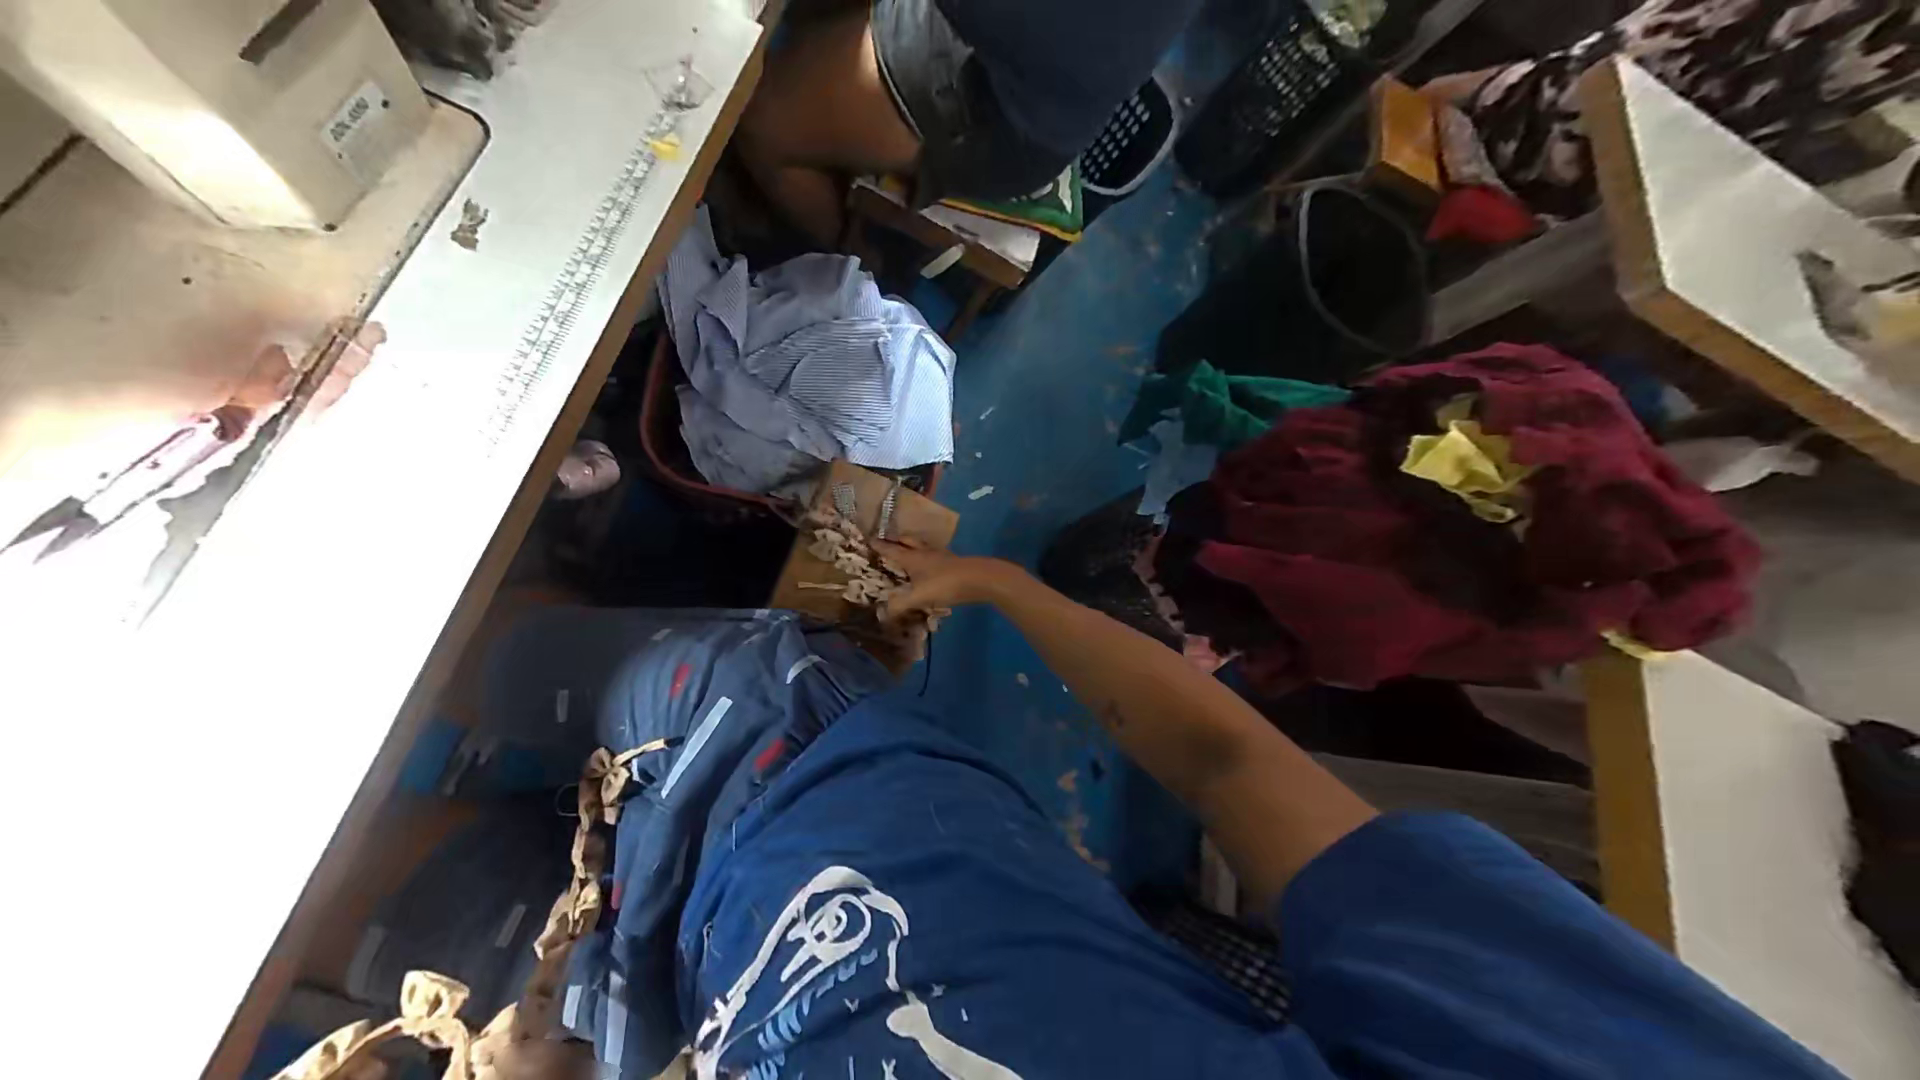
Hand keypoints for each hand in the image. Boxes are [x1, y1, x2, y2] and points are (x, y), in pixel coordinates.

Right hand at [875, 539, 1026, 619]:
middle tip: (889, 543)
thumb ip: (900, 605)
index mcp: (913, 557)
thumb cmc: (946, 584)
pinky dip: (927, 559)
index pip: (891, 549)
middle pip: (908, 542)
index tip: (869, 539)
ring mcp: (941, 556)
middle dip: (897, 542)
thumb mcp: (920, 597)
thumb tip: (882, 613)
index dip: (880, 545)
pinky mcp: (954, 563)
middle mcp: (925, 552)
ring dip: (914, 548)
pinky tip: (930, 568)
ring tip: (908, 554)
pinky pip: (935, 557)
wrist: (981, 578)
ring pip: (923, 547)